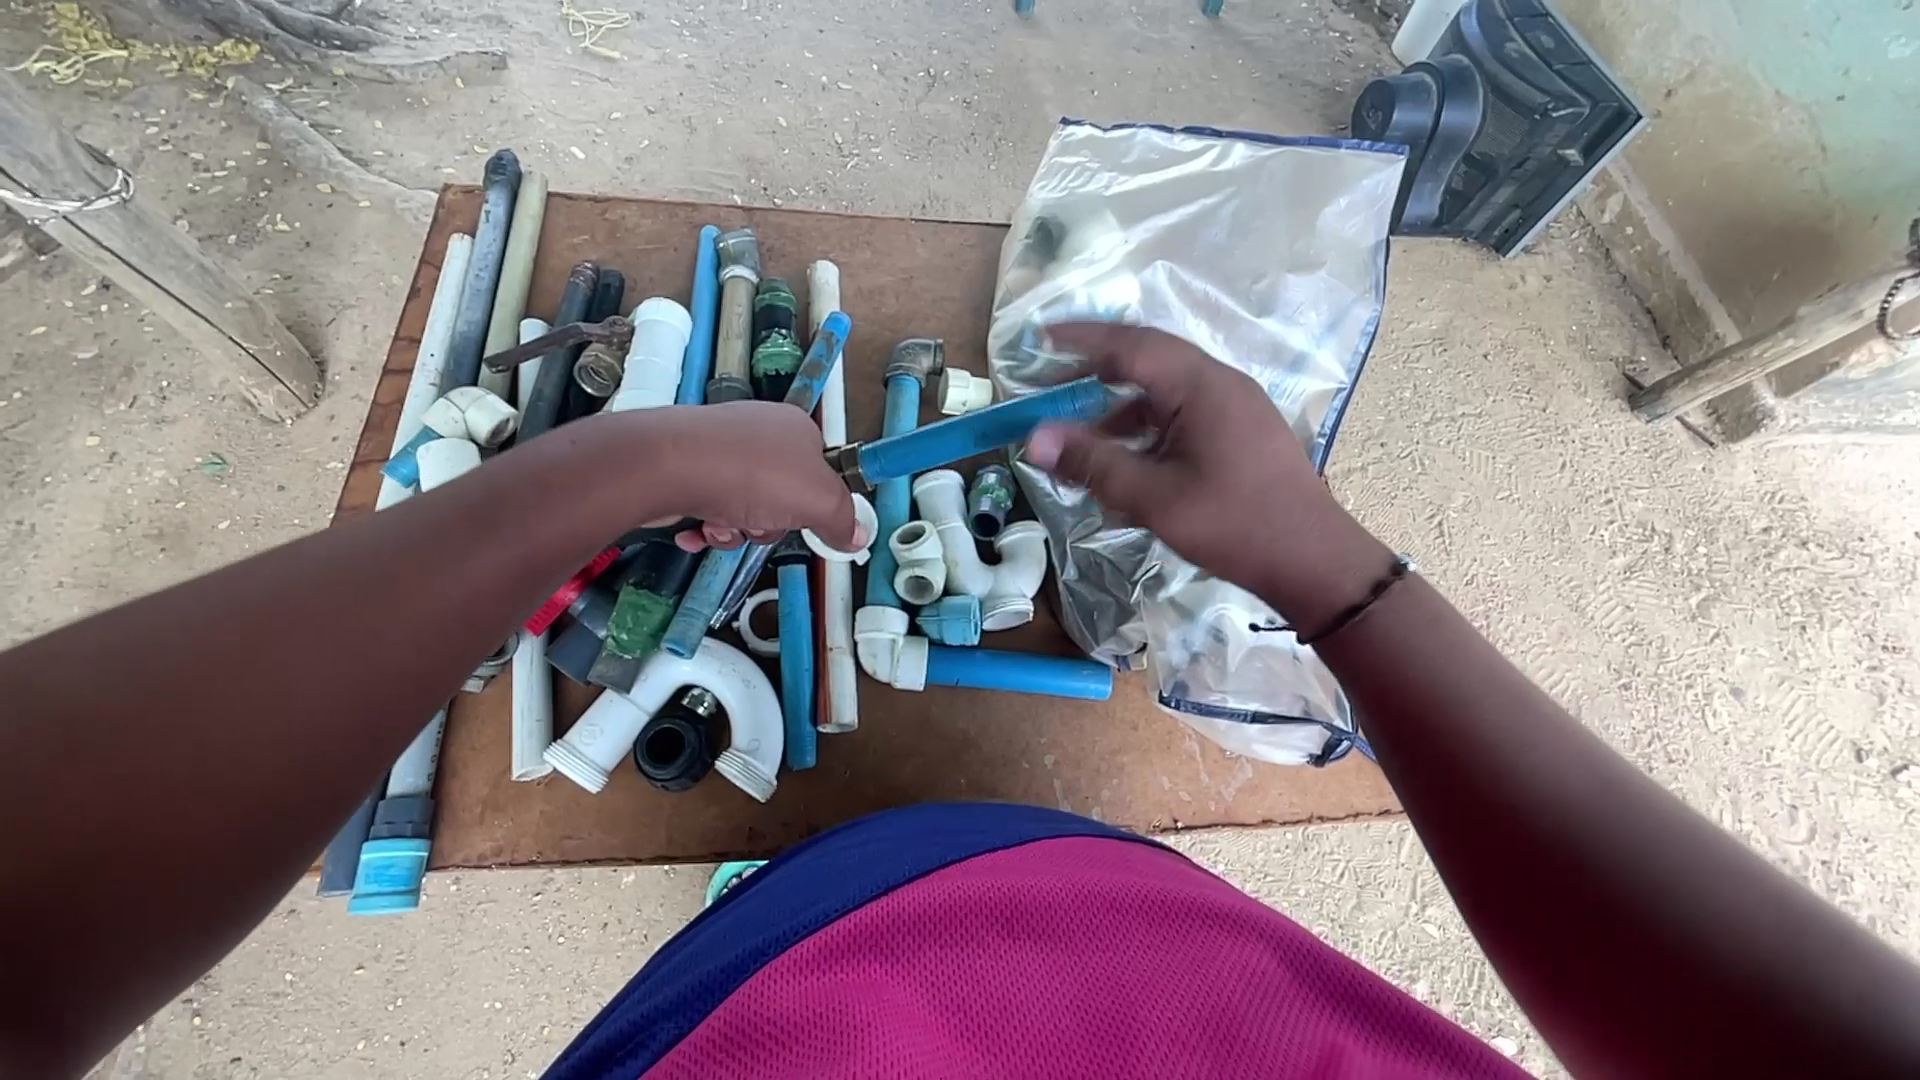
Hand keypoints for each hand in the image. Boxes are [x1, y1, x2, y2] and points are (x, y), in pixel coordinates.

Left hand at [610, 402, 862, 552]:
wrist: (666, 467)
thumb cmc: (750, 476)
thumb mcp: (818, 502)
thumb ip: (843, 520)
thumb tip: (857, 536)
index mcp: (796, 429)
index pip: (821, 471)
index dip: (816, 503)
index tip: (807, 521)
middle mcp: (759, 432)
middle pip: (783, 495)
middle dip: (770, 521)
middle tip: (759, 523)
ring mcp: (721, 447)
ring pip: (745, 506)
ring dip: (737, 528)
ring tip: (721, 525)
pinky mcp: (687, 465)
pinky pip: (710, 505)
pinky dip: (706, 523)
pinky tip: (697, 527)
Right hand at [1023, 323, 1393, 626]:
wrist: (1312, 561)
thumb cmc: (1233, 525)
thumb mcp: (1152, 496)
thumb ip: (1092, 463)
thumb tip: (1034, 439)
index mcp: (1201, 386)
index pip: (1131, 344)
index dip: (1082, 339)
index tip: (1042, 336)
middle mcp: (1220, 384)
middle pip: (1148, 361)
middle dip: (1097, 371)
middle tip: (1054, 383)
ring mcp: (1235, 408)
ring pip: (1165, 393)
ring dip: (1121, 409)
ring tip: (1083, 438)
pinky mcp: (1240, 433)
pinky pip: (1183, 416)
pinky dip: (1147, 430)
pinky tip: (1128, 465)